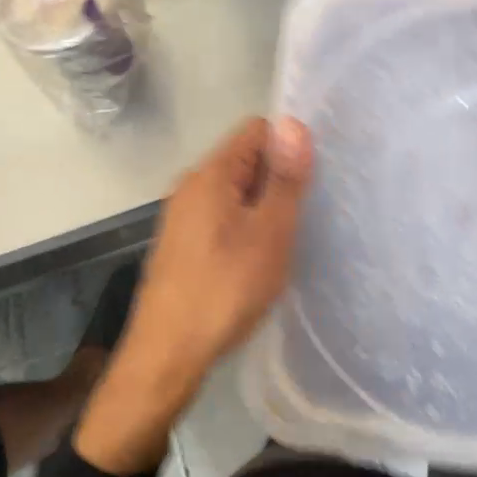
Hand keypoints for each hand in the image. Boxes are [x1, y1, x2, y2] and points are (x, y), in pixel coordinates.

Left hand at [75, 117, 313, 474]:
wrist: (166, 355)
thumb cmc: (224, 289)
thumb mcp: (269, 233)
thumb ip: (285, 179)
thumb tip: (294, 121)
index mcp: (210, 174)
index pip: (257, 130)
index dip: (288, 147)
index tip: (310, 182)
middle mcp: (190, 186)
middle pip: (245, 161)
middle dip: (277, 182)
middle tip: (302, 218)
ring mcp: (181, 217)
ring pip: (234, 193)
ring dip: (261, 210)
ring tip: (282, 244)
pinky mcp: (181, 246)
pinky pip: (221, 219)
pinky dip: (243, 231)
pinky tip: (255, 264)